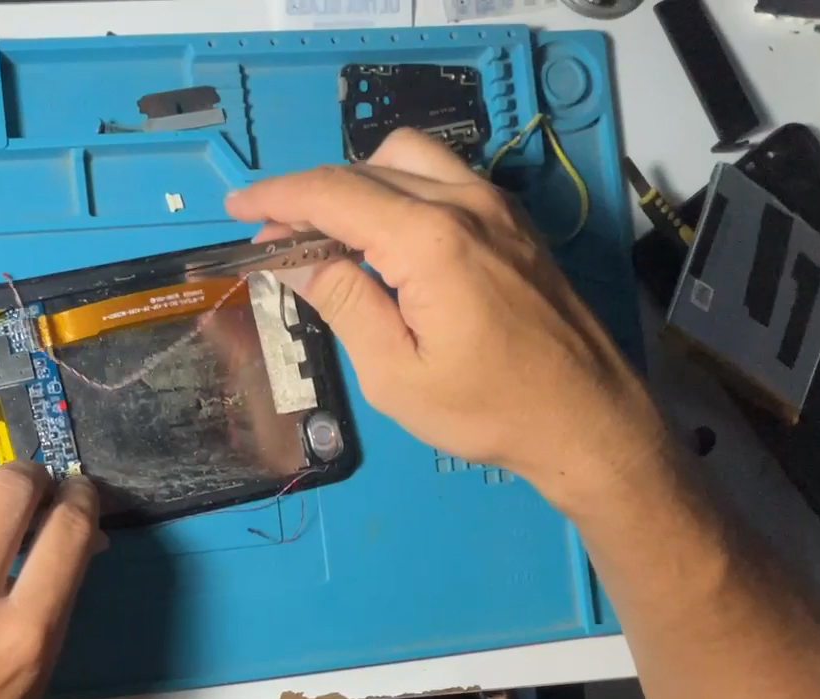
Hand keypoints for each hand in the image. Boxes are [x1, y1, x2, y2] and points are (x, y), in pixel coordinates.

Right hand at [225, 129, 671, 512]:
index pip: (335, 195)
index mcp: (429, 241)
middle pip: (365, 170)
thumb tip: (294, 260)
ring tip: (322, 235)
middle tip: (270, 240)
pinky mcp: (510, 221)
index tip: (236, 209)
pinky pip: (439, 178)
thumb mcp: (393, 371)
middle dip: (307, 196)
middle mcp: (465, 204)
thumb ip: (343, 303)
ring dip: (353, 186)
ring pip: (405, 160)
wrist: (582, 418)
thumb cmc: (481, 409)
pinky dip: (393, 192)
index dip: (277, 197)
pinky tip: (377, 238)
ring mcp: (495, 206)